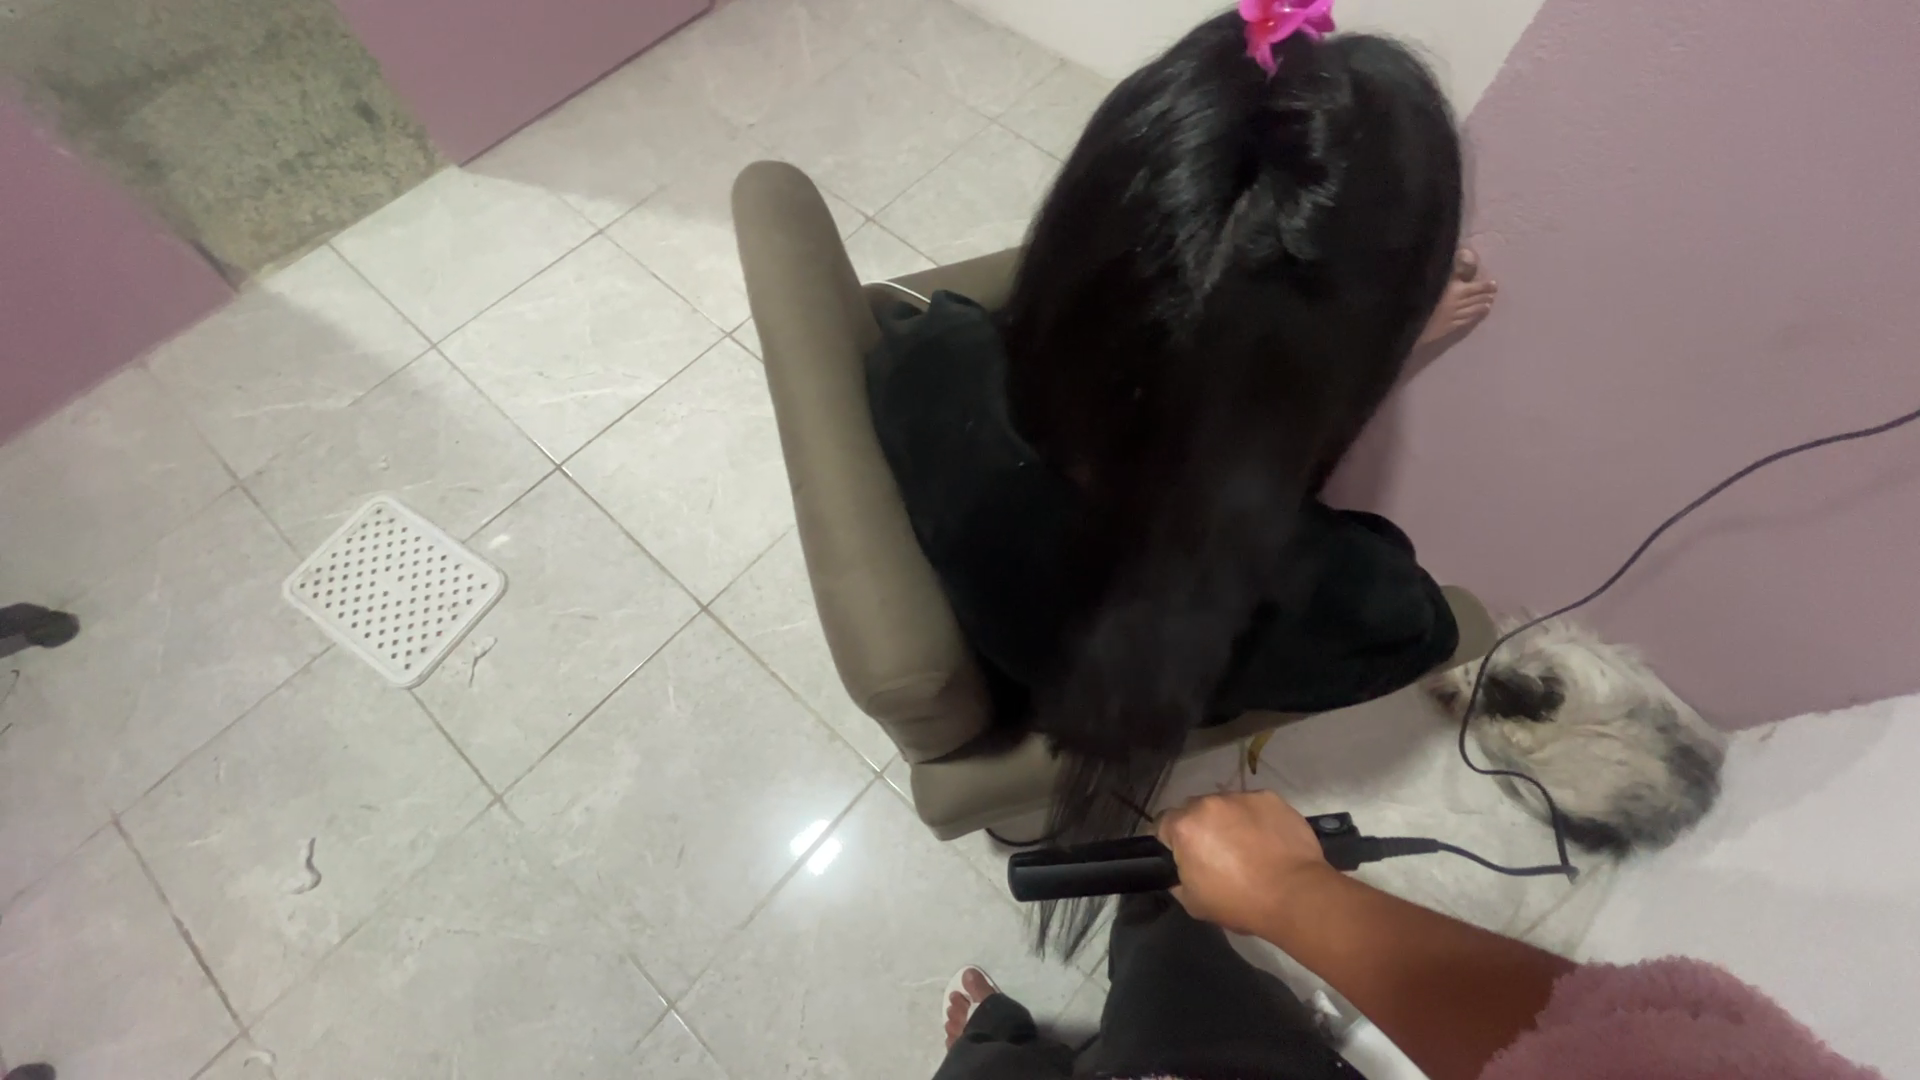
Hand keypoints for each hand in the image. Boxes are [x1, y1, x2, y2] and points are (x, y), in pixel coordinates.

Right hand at [1156, 791, 1333, 934]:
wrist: (1297, 896)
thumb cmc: (1241, 902)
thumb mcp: (1194, 903)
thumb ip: (1177, 881)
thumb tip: (1180, 871)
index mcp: (1184, 826)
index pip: (1162, 824)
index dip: (1171, 843)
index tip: (1186, 859)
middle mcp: (1207, 803)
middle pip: (1194, 810)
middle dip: (1201, 829)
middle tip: (1219, 856)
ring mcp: (1241, 797)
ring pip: (1225, 806)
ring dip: (1229, 821)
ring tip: (1250, 848)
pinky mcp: (1269, 798)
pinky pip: (1254, 805)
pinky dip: (1257, 819)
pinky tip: (1269, 841)